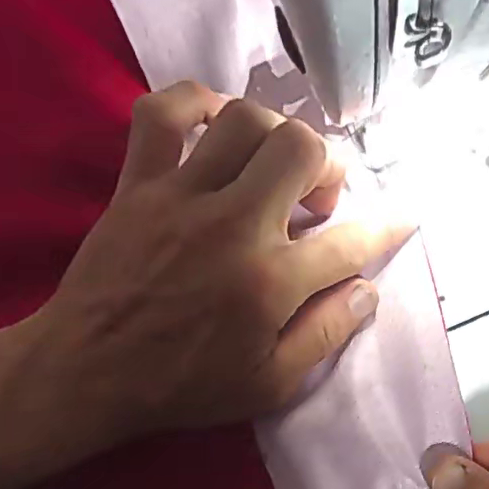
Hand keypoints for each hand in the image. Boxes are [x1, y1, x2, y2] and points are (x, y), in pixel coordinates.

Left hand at [21, 82, 413, 445]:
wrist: (88, 373)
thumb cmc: (183, 386)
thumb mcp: (269, 384)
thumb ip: (325, 335)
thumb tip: (368, 291)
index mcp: (270, 283)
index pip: (350, 242)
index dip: (386, 229)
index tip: (400, 220)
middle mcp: (233, 226)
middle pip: (302, 150)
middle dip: (329, 167)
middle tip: (318, 200)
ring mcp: (181, 197)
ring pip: (245, 120)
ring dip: (275, 135)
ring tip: (273, 166)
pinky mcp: (137, 185)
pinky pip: (161, 114)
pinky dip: (193, 102)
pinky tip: (215, 123)